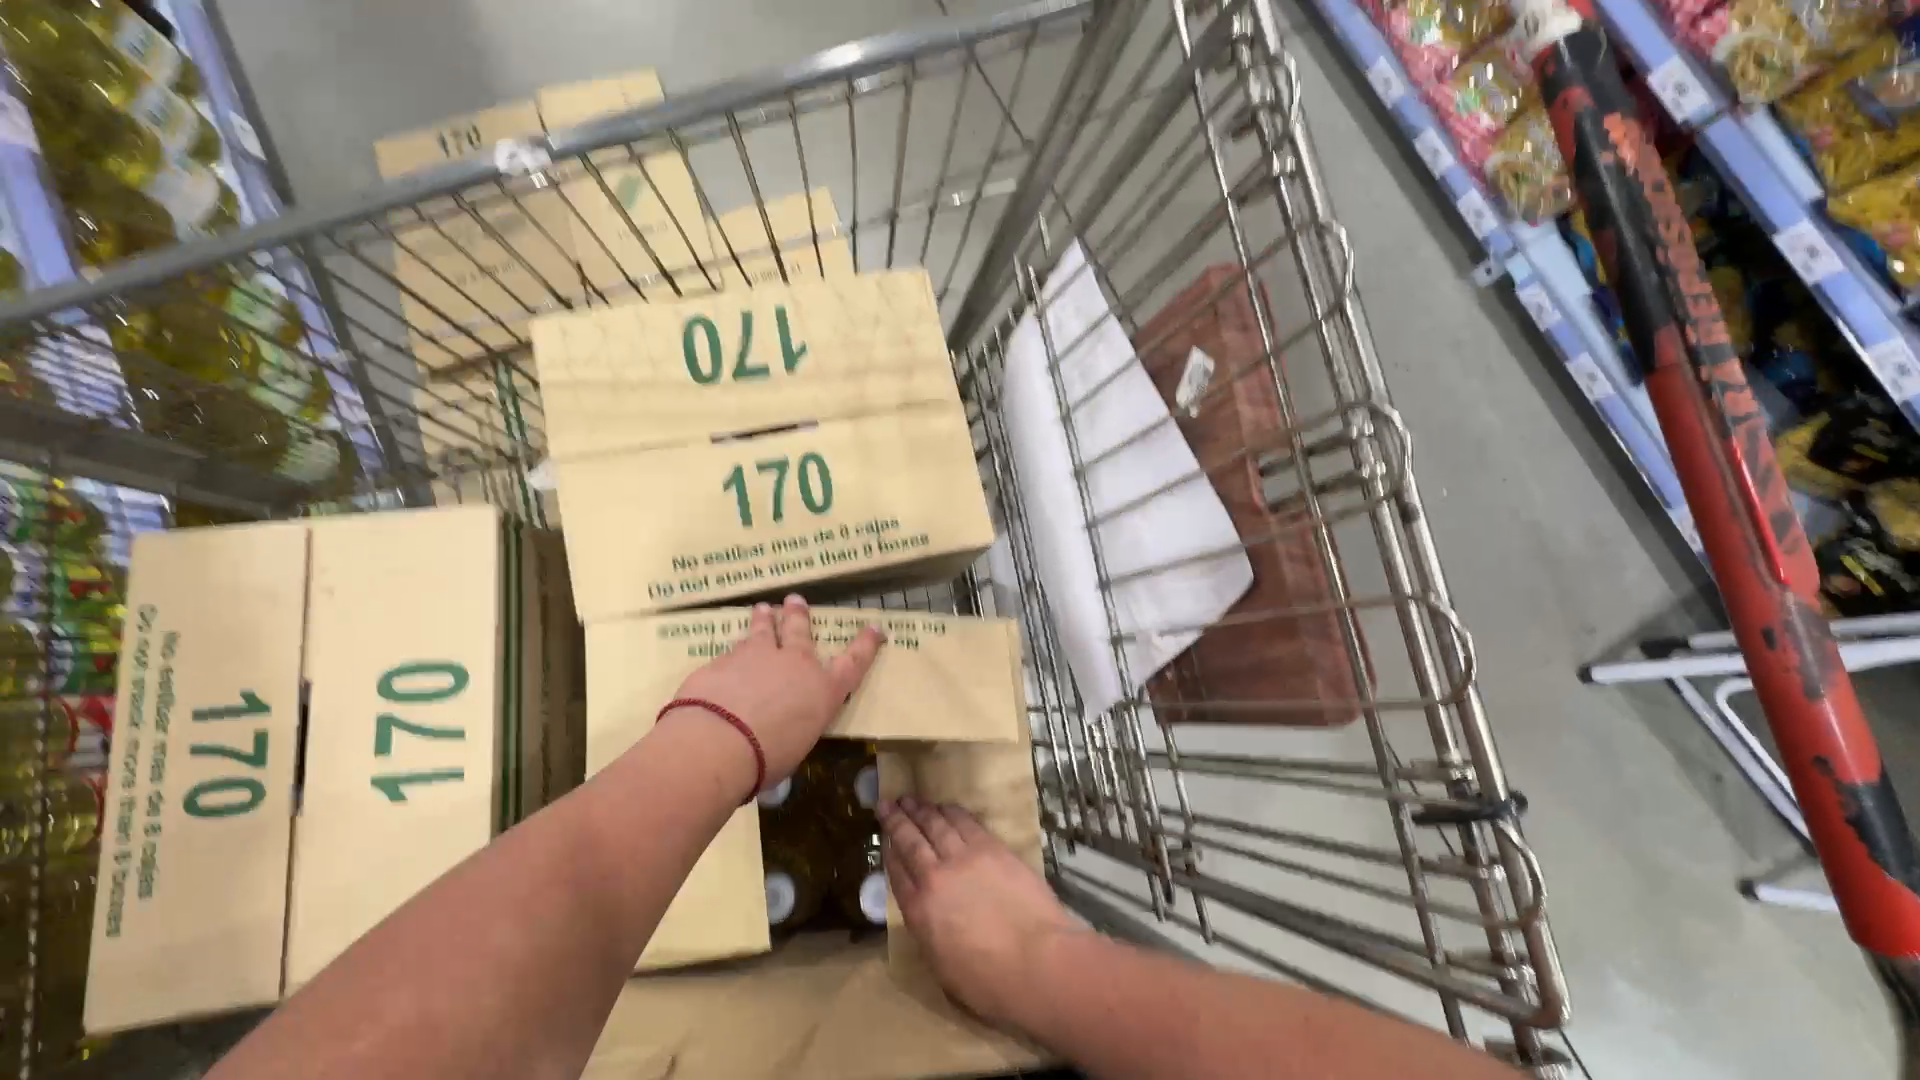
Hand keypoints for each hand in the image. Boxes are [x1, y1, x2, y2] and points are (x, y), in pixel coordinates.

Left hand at [663, 595, 882, 793]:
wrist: (718, 741)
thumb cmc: (768, 757)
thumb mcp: (795, 746)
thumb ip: (794, 726)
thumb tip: (782, 728)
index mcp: (822, 690)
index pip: (853, 662)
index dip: (866, 644)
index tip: (875, 627)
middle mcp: (794, 664)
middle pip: (800, 630)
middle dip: (799, 614)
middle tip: (795, 600)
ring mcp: (757, 656)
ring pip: (763, 630)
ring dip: (764, 619)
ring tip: (762, 609)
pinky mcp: (723, 660)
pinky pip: (731, 651)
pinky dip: (732, 652)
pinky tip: (726, 656)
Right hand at [880, 796, 1081, 1031]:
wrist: (1036, 961)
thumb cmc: (990, 982)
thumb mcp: (942, 967)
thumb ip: (928, 933)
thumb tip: (926, 914)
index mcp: (919, 911)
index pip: (897, 873)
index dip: (889, 853)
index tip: (885, 840)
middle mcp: (935, 877)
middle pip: (911, 841)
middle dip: (897, 821)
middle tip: (887, 804)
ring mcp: (965, 858)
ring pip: (937, 825)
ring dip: (922, 810)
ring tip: (911, 799)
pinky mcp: (993, 848)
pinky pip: (966, 822)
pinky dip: (952, 812)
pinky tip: (945, 806)